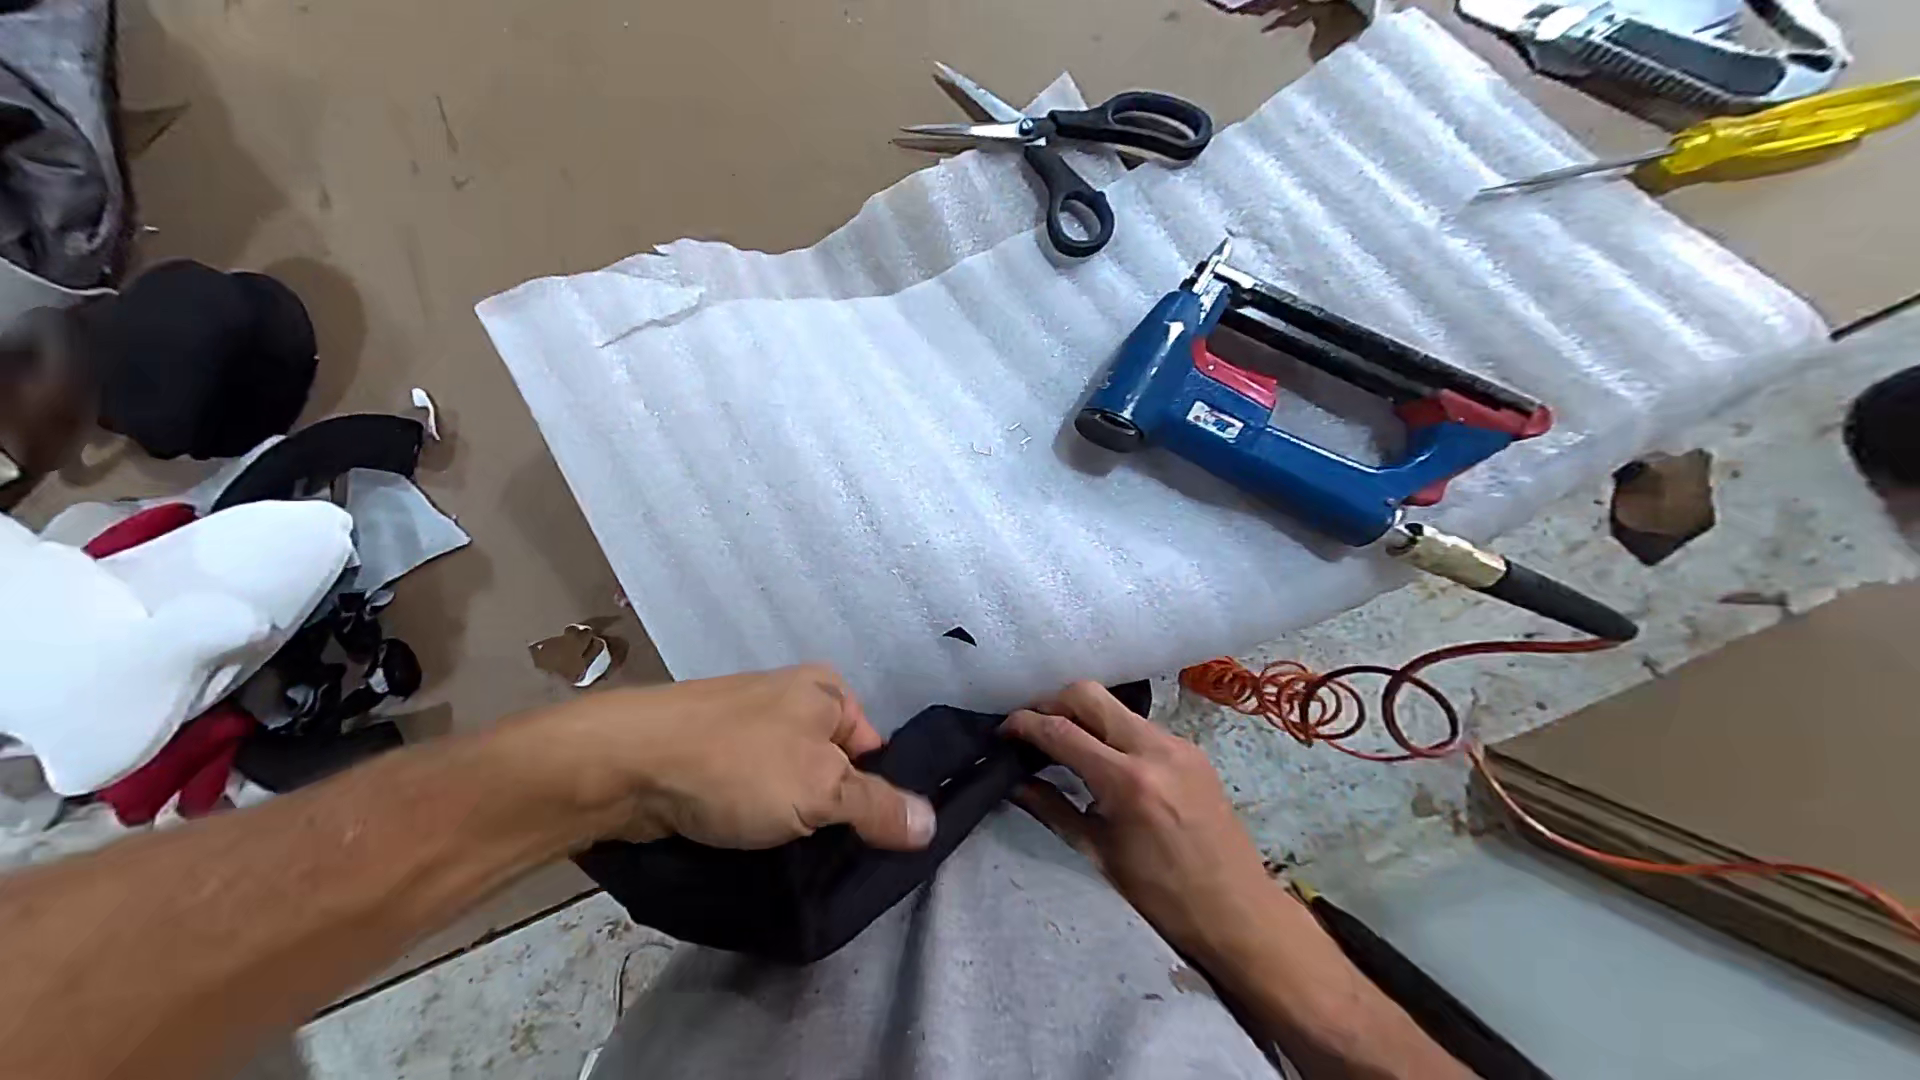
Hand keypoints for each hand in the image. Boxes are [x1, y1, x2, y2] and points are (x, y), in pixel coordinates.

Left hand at [496, 665, 935, 851]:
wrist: (624, 764)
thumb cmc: (737, 764)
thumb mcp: (820, 787)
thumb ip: (878, 807)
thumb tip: (932, 824)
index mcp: (827, 691)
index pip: (876, 752)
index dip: (878, 799)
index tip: (872, 846)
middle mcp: (792, 700)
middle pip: (835, 769)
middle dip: (834, 815)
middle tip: (832, 861)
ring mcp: (748, 726)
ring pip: (792, 785)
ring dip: (794, 823)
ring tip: (792, 862)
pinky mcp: (713, 755)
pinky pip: (755, 792)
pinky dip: (759, 820)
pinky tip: (754, 848)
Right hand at [1003, 681, 1283, 965]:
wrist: (1239, 912)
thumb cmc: (1162, 896)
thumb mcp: (1098, 853)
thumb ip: (1051, 808)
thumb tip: (1013, 782)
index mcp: (1128, 782)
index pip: (1062, 731)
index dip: (1025, 724)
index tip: (1003, 731)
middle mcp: (1155, 749)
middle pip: (1088, 694)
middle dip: (1052, 703)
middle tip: (1032, 729)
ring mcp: (1178, 744)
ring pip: (1115, 705)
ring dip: (1082, 714)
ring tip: (1063, 742)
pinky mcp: (1192, 749)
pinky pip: (1140, 724)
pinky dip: (1112, 729)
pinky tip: (1103, 756)